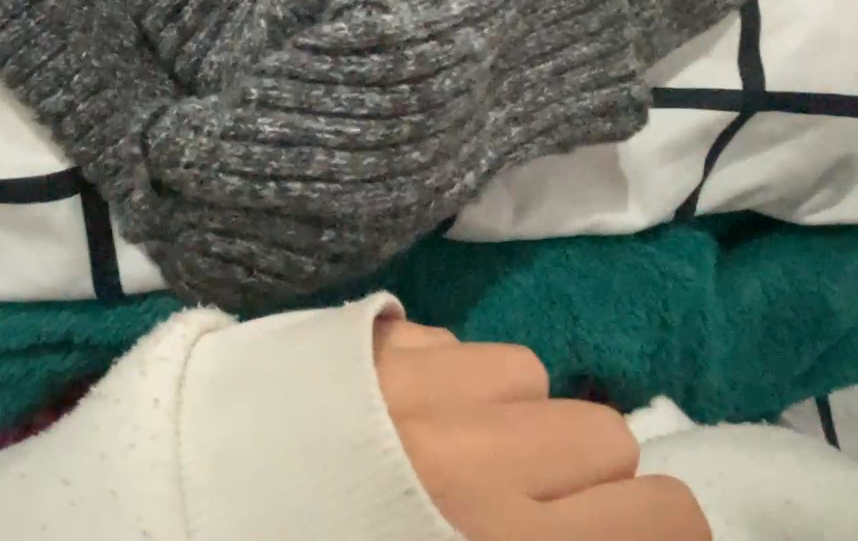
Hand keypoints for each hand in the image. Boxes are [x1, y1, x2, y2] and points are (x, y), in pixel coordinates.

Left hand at [374, 319, 710, 540]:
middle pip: (605, 433)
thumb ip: (536, 540)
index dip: (657, 529)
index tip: (614, 534)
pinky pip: (460, 343)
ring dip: (508, 414)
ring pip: (530, 377)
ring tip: (448, 446)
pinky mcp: (377, 337)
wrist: (194, 511)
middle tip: (516, 501)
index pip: (663, 516)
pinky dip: (450, 375)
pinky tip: (400, 406)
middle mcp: (481, 458)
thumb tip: (586, 522)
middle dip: (576, 473)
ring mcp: (425, 382)